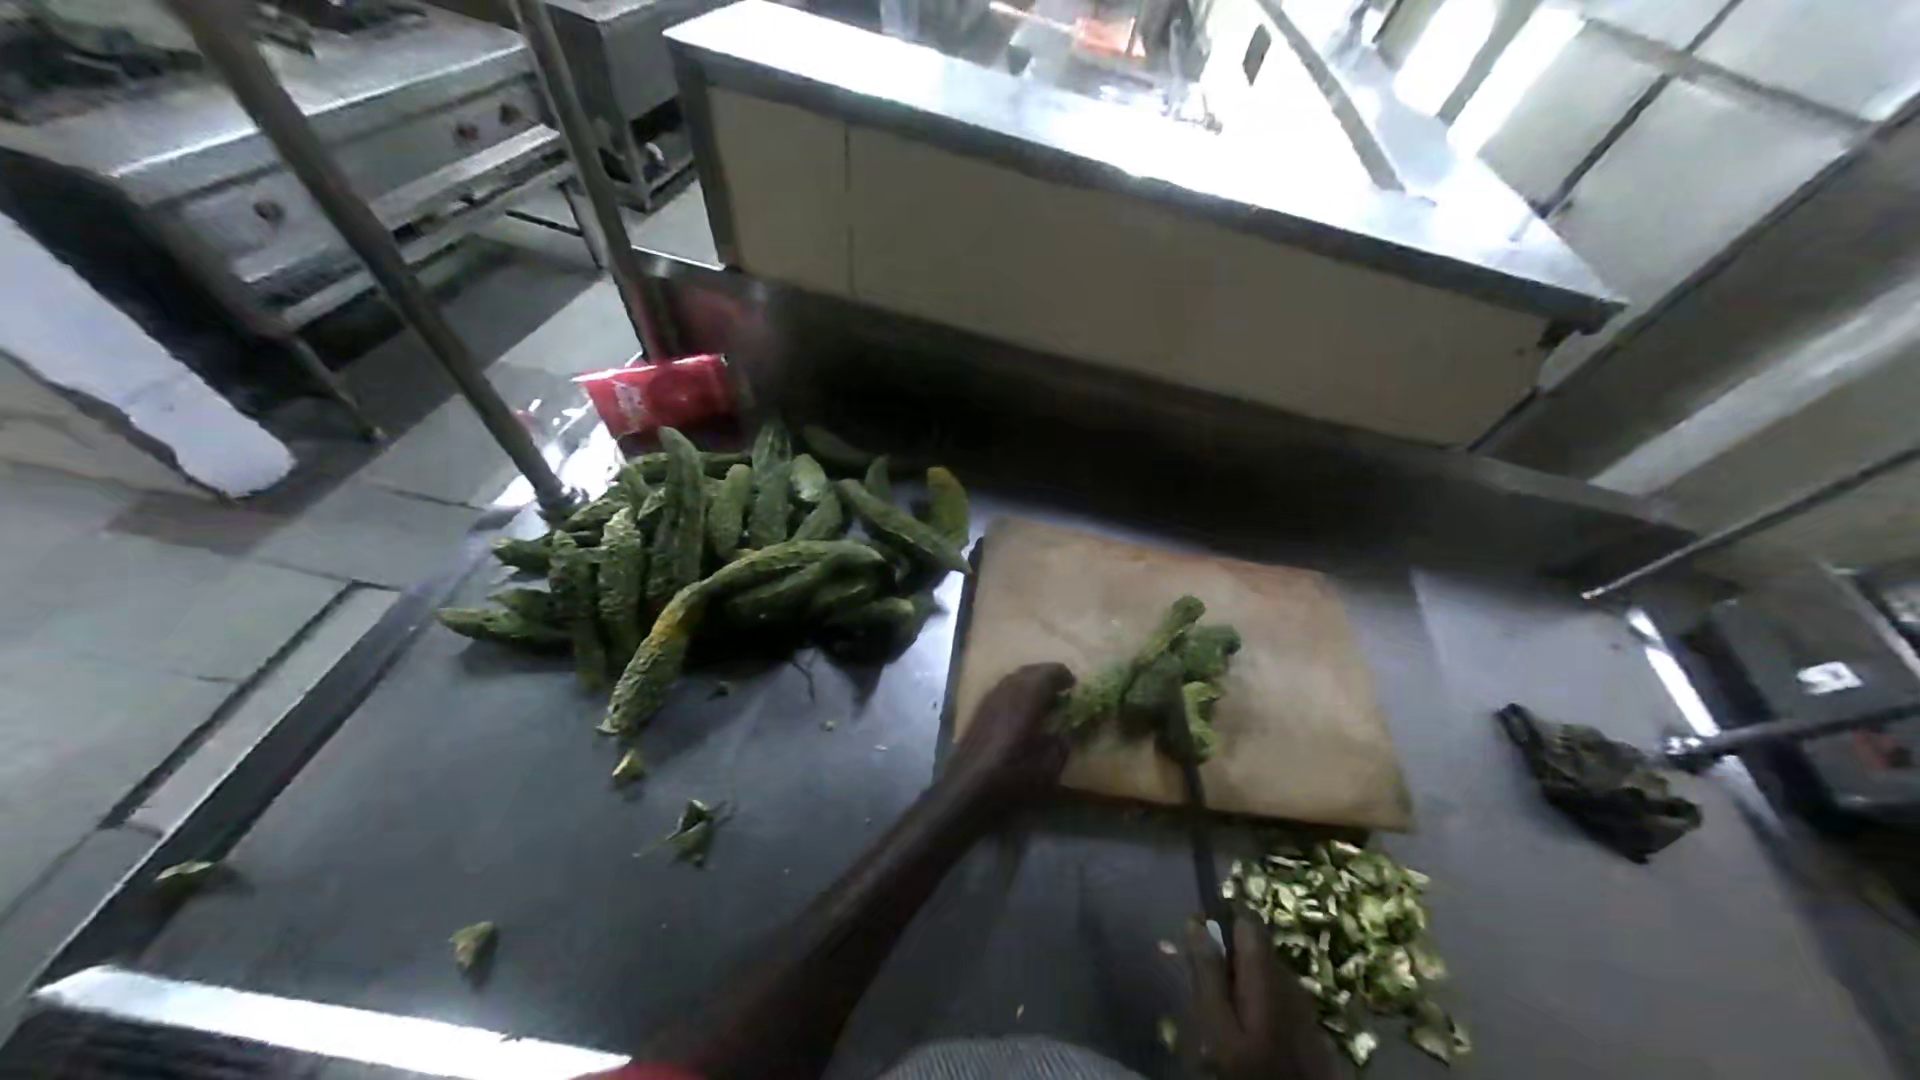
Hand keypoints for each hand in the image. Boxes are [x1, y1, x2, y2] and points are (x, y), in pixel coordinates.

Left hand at [944, 663, 1074, 806]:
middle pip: (1030, 671)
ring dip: (1031, 680)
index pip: (1048, 674)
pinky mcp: (979, 709)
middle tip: (1061, 688)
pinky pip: (1002, 688)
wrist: (967, 787)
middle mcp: (1007, 692)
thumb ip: (1062, 743)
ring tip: (1044, 696)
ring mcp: (990, 699)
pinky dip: (1016, 689)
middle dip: (1047, 674)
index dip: (1063, 675)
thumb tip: (1069, 731)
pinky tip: (1021, 708)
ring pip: (1013, 677)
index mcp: (1026, 700)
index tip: (1074, 685)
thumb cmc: (1011, 778)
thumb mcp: (1048, 767)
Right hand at [1187, 912, 1346, 1079]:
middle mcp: (1292, 980)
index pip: (1247, 920)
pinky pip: (1278, 998)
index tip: (1198, 936)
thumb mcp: (1216, 1027)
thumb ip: (1207, 972)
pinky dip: (1259, 1003)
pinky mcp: (1311, 1029)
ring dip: (1243, 981)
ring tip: (1223, 1014)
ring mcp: (1305, 1006)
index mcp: (1267, 973)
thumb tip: (1194, 922)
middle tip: (1204, 987)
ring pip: (1266, 973)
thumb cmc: (1251, 1074)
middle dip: (1228, 956)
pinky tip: (1248, 1031)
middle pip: (1255, 947)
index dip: (1221, 920)